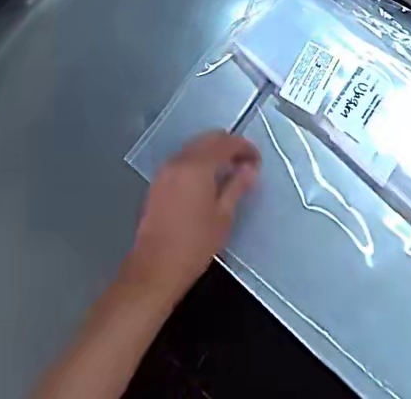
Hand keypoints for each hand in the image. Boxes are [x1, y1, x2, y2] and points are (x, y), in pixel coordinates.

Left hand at [119, 131, 259, 302]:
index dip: (245, 148)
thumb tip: (249, 168)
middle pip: (208, 139)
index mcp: (197, 166)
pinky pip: (182, 160)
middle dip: (228, 146)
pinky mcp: (157, 184)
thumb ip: (237, 186)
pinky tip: (206, 181)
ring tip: (227, 172)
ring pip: (194, 148)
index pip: (226, 143)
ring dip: (212, 152)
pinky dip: (197, 162)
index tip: (256, 161)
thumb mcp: (223, 217)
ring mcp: (164, 171)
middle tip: (244, 163)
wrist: (153, 271)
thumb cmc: (194, 246)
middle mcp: (179, 161)